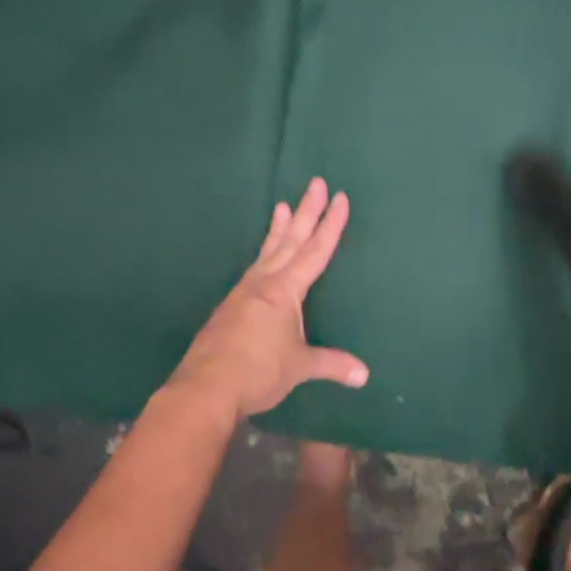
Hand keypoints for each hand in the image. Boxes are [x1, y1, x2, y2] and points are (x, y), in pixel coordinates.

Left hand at [170, 178, 368, 418]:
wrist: (206, 387)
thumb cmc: (258, 371)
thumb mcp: (300, 367)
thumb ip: (331, 364)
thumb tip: (364, 375)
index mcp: (284, 291)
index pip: (315, 251)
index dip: (330, 225)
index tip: (340, 198)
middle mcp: (263, 283)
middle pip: (289, 240)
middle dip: (306, 212)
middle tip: (316, 183)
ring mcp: (243, 294)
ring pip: (267, 252)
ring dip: (278, 229)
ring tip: (282, 206)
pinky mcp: (230, 308)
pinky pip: (254, 270)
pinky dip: (264, 254)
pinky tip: (263, 260)